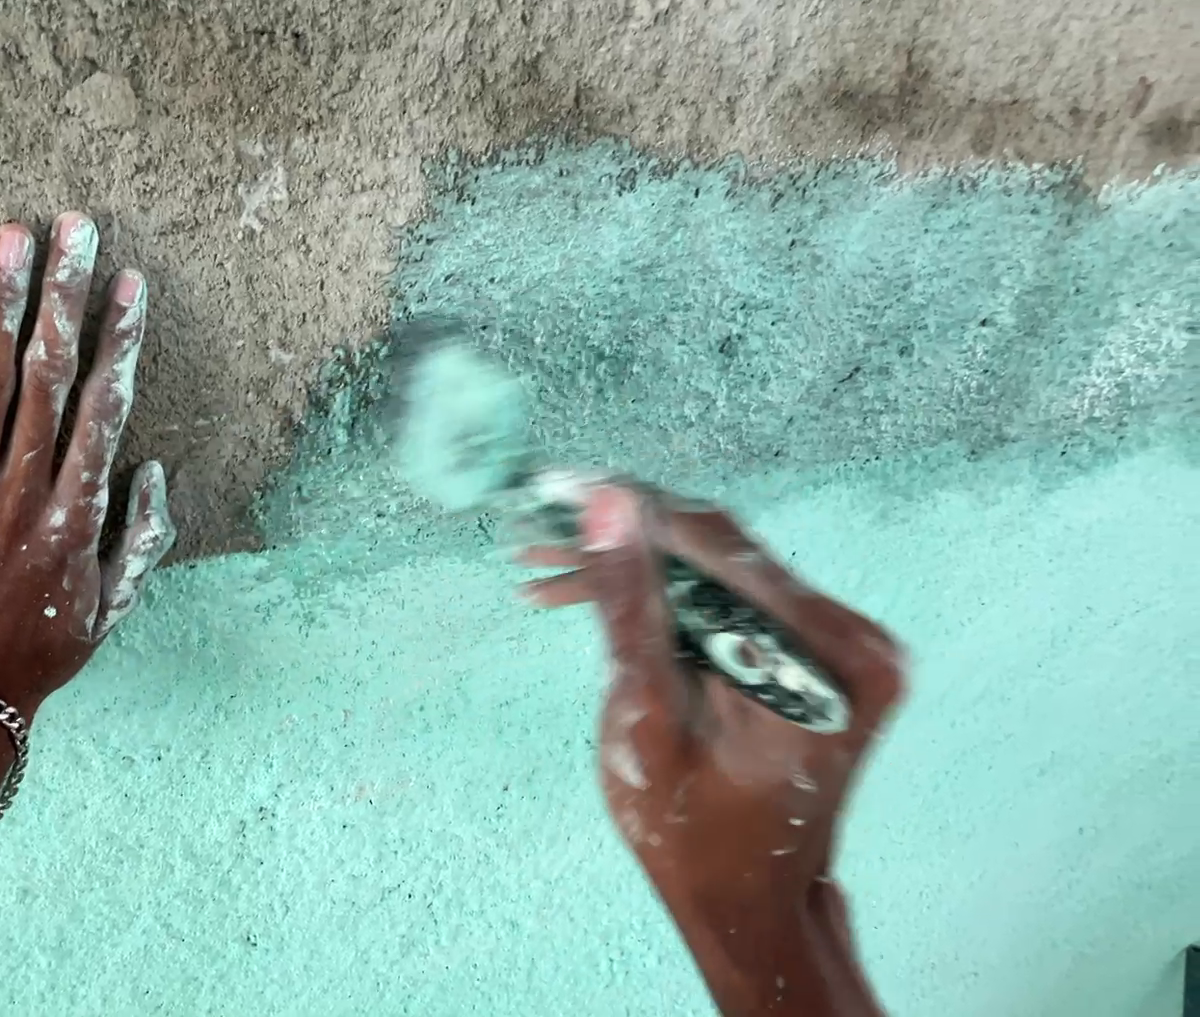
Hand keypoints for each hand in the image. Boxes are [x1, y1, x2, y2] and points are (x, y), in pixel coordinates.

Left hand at [0, 212, 176, 717]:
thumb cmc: (42, 651)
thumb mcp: (114, 606)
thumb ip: (142, 538)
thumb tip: (154, 469)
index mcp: (78, 515)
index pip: (106, 410)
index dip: (120, 341)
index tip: (130, 284)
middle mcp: (26, 491)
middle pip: (51, 378)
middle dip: (65, 296)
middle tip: (73, 228)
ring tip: (9, 238)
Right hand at [520, 483, 904, 1011]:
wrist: (742, 896)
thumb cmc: (691, 826)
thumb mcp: (644, 711)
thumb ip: (627, 602)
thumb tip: (606, 503)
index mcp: (827, 653)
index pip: (714, 542)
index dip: (628, 507)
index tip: (557, 487)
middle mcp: (845, 635)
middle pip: (710, 551)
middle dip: (615, 540)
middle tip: (536, 530)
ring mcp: (827, 642)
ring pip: (702, 570)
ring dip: (623, 567)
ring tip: (540, 566)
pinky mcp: (799, 650)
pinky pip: (712, 599)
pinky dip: (649, 598)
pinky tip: (582, 596)